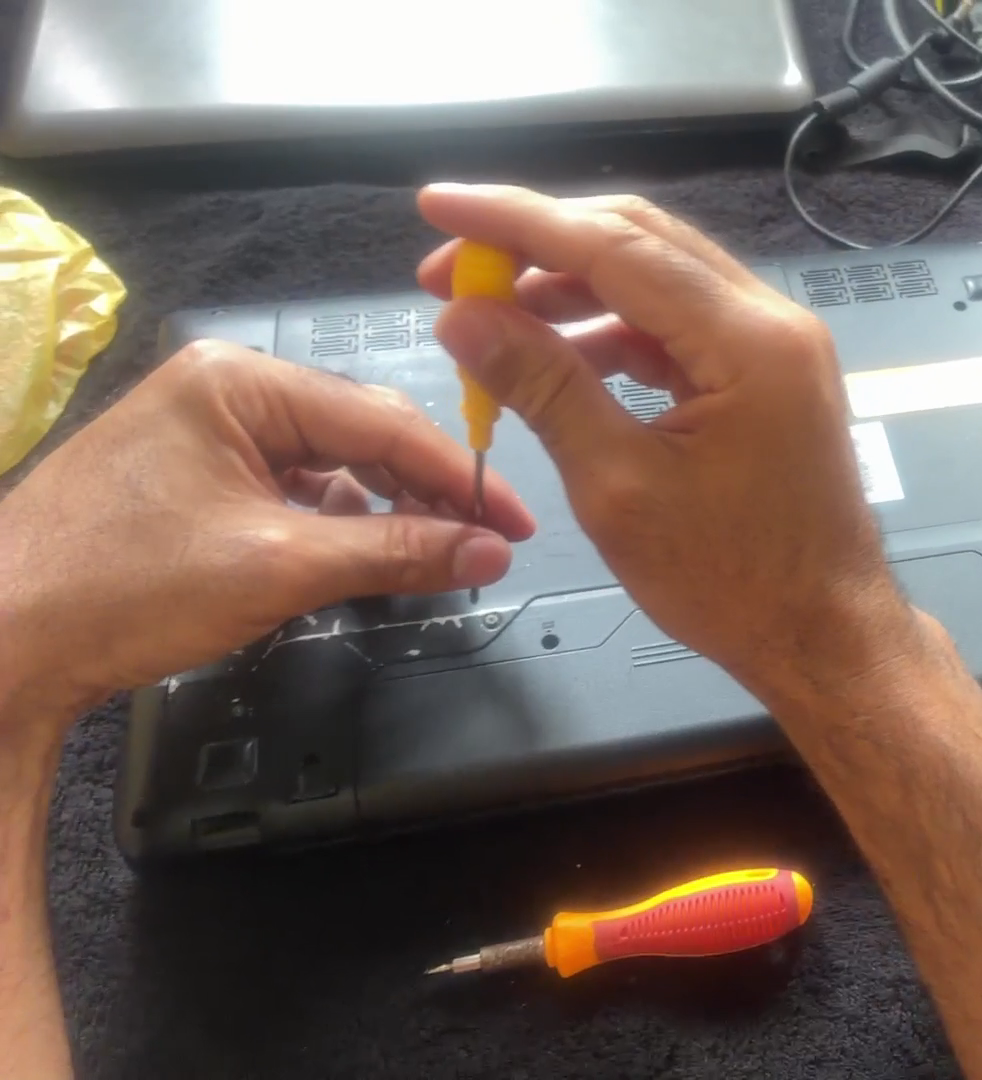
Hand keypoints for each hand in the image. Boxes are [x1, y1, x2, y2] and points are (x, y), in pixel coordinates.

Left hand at [0, 343, 535, 719]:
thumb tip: (496, 553)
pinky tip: (375, 543)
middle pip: (373, 434)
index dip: (465, 478)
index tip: (519, 525)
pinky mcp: (217, 467)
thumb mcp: (284, 566)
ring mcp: (223, 428)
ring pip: (351, 459)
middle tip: (488, 540)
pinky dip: (357, 514)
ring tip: (441, 545)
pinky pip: (315, 481)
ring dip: (400, 504)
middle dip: (434, 489)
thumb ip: (403, 551)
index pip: (388, 425)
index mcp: (241, 385)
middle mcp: (235, 390)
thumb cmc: (123, 589)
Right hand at [418, 184, 913, 704]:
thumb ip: (545, 387)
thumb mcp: (621, 487)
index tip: (436, 204)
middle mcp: (779, 327)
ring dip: (583, 295)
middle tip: (457, 273)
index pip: (618, 246)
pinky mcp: (777, 384)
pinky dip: (627, 338)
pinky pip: (692, 336)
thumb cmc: (734, 582)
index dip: (518, 220)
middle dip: (547, 249)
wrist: (824, 631)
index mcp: (752, 342)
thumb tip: (465, 316)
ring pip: (669, 288)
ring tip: (497, 321)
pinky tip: (569, 357)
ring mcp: (785, 354)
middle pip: (649, 246)